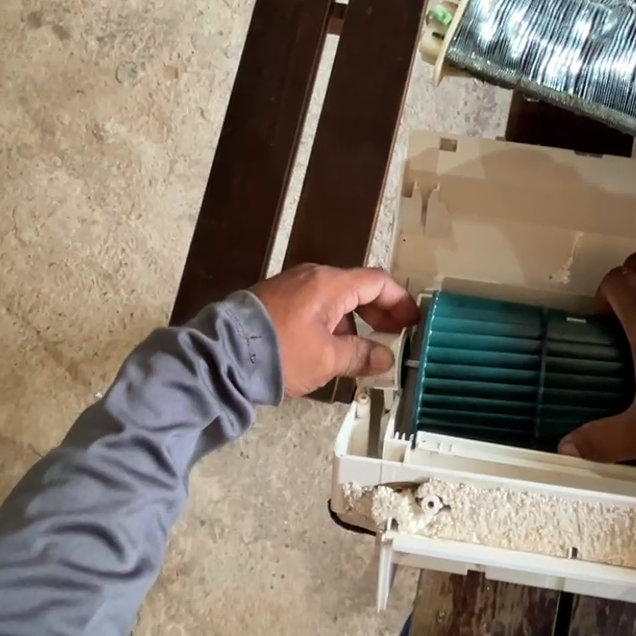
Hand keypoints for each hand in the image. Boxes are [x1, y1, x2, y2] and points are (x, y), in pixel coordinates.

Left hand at [251, 264, 420, 398]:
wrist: (222, 356)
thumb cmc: (282, 353)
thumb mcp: (327, 360)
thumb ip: (360, 355)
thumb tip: (385, 358)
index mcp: (331, 284)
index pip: (377, 282)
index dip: (400, 301)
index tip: (413, 322)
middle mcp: (313, 276)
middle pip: (357, 288)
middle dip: (379, 312)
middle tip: (394, 336)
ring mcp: (292, 285)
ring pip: (335, 298)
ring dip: (354, 321)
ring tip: (362, 350)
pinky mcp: (275, 299)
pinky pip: (314, 305)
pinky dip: (331, 322)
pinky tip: (330, 348)